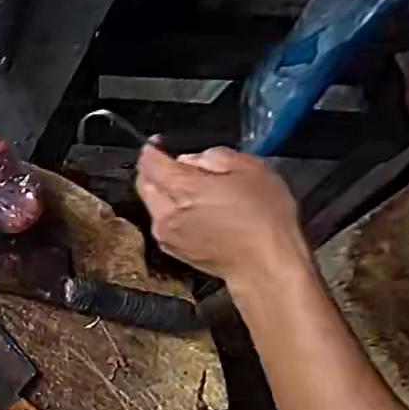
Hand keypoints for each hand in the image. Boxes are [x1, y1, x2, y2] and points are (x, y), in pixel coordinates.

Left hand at [135, 145, 310, 284]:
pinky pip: (160, 222)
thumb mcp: (250, 169)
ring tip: (184, 187)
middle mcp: (167, 213)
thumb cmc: (264, 218)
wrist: (263, 265)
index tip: (157, 144)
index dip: (151, 150)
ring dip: (159, 192)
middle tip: (168, 162)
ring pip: (151, 204)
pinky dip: (167, 210)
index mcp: (184, 189)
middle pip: (144, 184)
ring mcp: (166, 234)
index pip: (151, 164)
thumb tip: (191, 160)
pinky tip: (189, 209)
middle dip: (151, 170)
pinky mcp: (171, 249)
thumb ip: (215, 157)